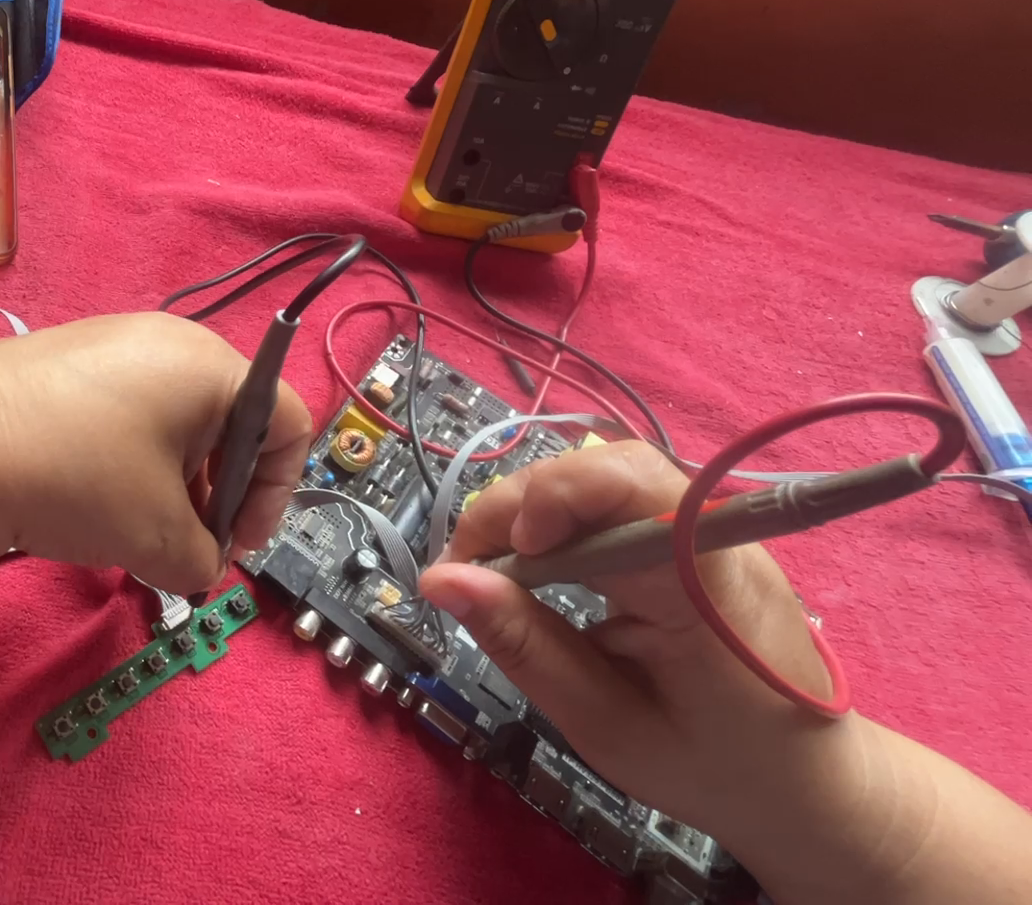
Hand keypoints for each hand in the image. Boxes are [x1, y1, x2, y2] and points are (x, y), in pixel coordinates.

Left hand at [0, 311, 314, 593]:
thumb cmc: (76, 477)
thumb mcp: (156, 535)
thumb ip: (202, 558)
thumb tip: (197, 564)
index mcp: (208, 365)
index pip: (286, 423)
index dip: (277, 495)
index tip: (234, 546)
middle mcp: (165, 341)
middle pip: (227, 421)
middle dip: (217, 492)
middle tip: (184, 544)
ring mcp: (109, 344)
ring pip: (171, 420)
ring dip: (169, 482)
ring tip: (130, 528)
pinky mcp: (64, 362)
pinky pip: (123, 411)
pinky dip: (125, 458)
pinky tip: (88, 496)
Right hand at [417, 441, 846, 837]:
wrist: (812, 781)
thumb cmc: (715, 765)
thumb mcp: (604, 725)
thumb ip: (524, 646)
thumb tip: (439, 579)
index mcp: (702, 583)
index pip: (625, 484)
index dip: (547, 498)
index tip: (493, 560)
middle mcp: (707, 534)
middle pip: (593, 469)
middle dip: (511, 507)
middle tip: (467, 572)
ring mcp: (697, 526)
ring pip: (589, 475)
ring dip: (521, 512)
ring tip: (490, 570)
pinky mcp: (681, 530)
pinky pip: (599, 498)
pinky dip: (546, 521)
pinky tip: (528, 564)